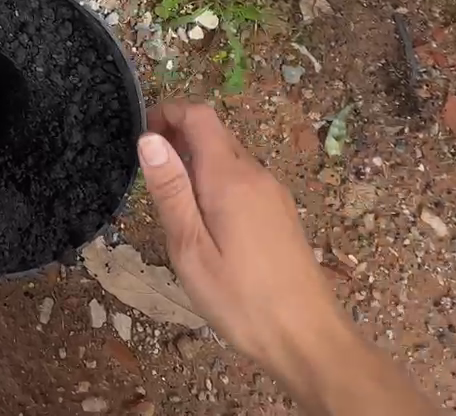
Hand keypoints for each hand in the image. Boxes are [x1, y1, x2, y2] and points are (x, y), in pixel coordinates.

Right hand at [137, 101, 348, 379]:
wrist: (311, 344)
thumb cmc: (241, 298)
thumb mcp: (190, 247)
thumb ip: (170, 189)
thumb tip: (148, 138)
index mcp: (230, 177)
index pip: (199, 115)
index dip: (168, 112)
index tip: (143, 137)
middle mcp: (256, 174)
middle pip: (214, 130)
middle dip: (178, 135)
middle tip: (152, 173)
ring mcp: (273, 192)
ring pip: (229, 153)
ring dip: (196, 158)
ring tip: (175, 200)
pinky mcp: (281, 212)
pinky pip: (243, 176)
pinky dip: (216, 178)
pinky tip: (207, 219)